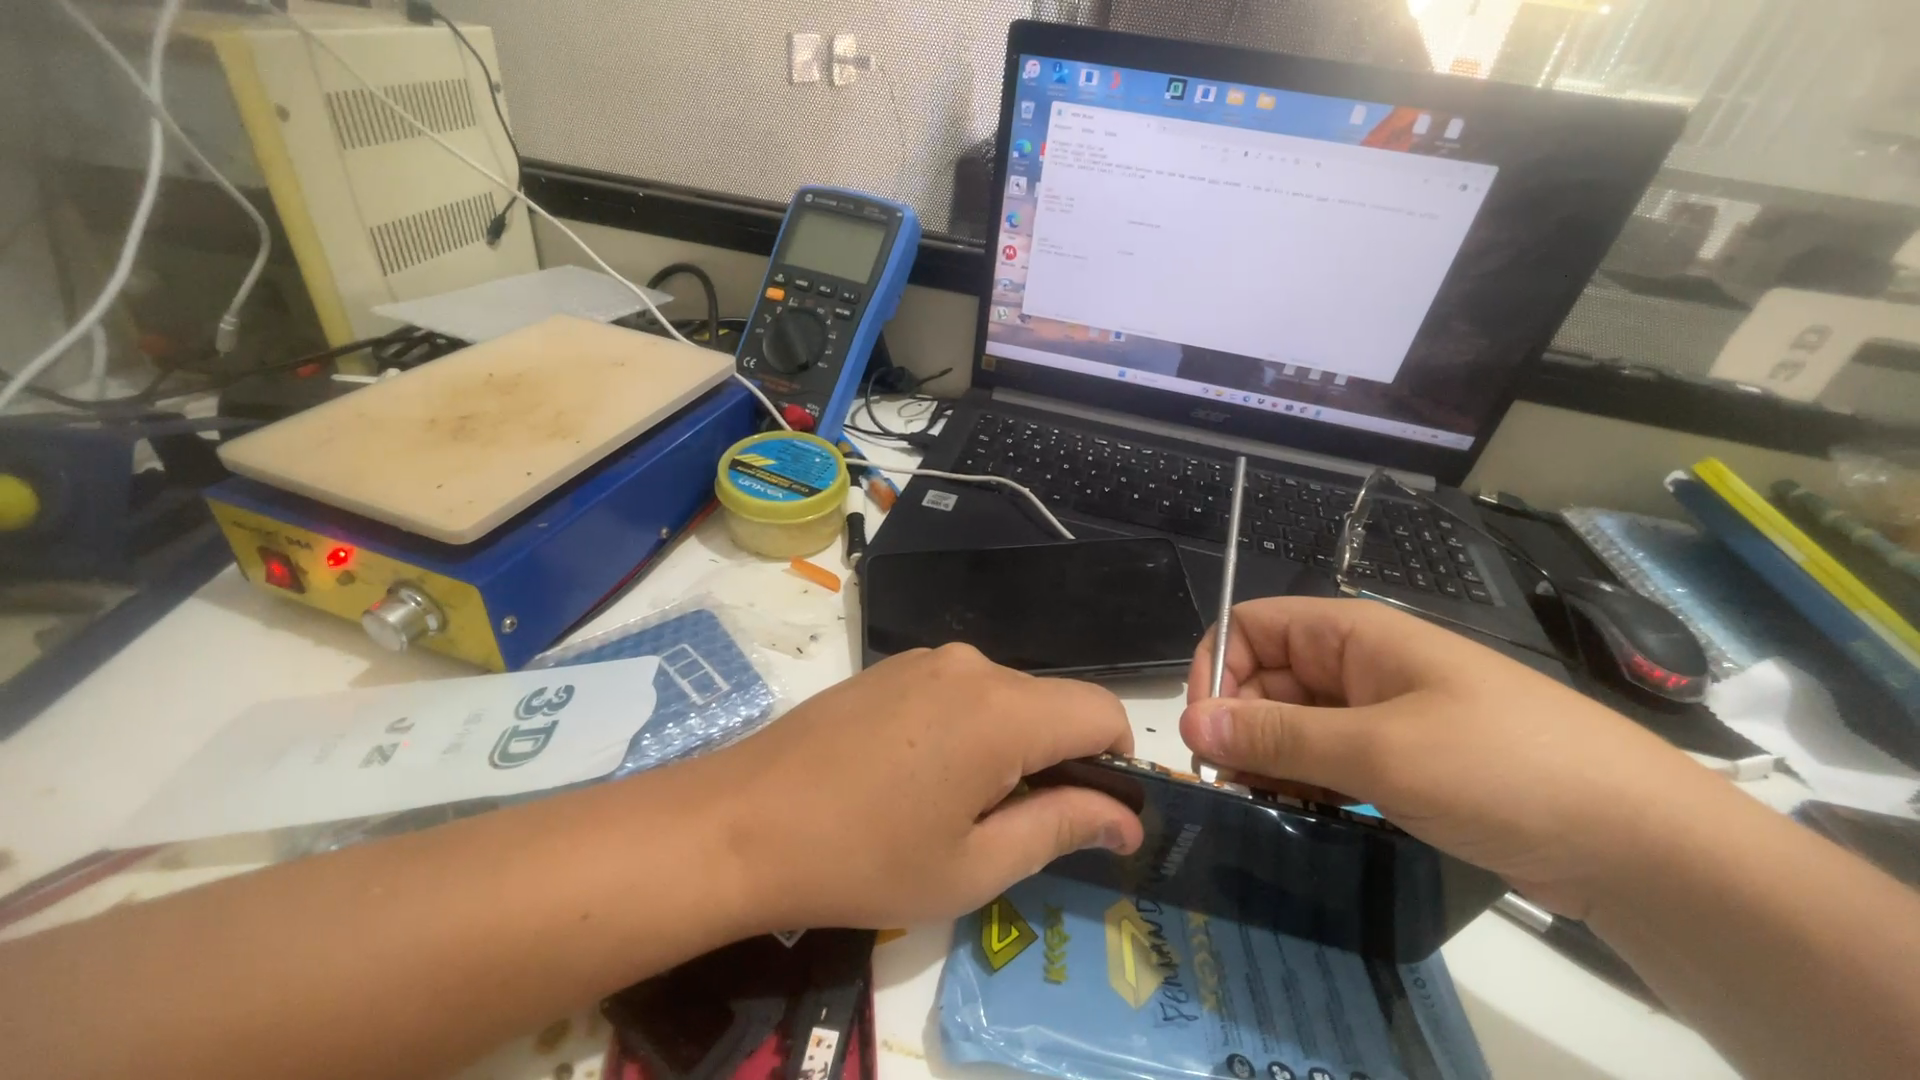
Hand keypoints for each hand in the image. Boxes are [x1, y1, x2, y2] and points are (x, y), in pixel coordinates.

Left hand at [704, 644, 1142, 930]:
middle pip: (1053, 704)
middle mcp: (971, 665)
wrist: (739, 823)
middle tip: (1013, 829)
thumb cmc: (862, 860)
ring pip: (1005, 697)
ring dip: (1009, 747)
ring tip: (955, 808)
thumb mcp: (973, 866)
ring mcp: (923, 659)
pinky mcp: (890, 667)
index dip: (1117, 765)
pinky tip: (917, 778)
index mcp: (1002, 709)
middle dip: (1058, 761)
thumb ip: (1060, 829)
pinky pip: (959, 691)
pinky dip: (968, 729)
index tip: (1091, 817)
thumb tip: (1125, 818)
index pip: (1104, 712)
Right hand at [1179, 597, 1731, 917]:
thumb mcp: (1380, 751)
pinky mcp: (1402, 764)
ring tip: (1267, 809)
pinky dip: (1305, 785)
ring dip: (1268, 762)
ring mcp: (1383, 717)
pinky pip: (1329, 761)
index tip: (1205, 735)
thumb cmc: (1503, 769)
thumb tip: (1188, 721)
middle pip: (1266, 679)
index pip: (1252, 626)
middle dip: (1239, 727)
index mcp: (1354, 635)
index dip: (1217, 670)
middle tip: (1232, 788)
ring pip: (1294, 726)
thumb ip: (1278, 736)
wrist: (1638, 842)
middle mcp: (1360, 667)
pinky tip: (1302, 818)